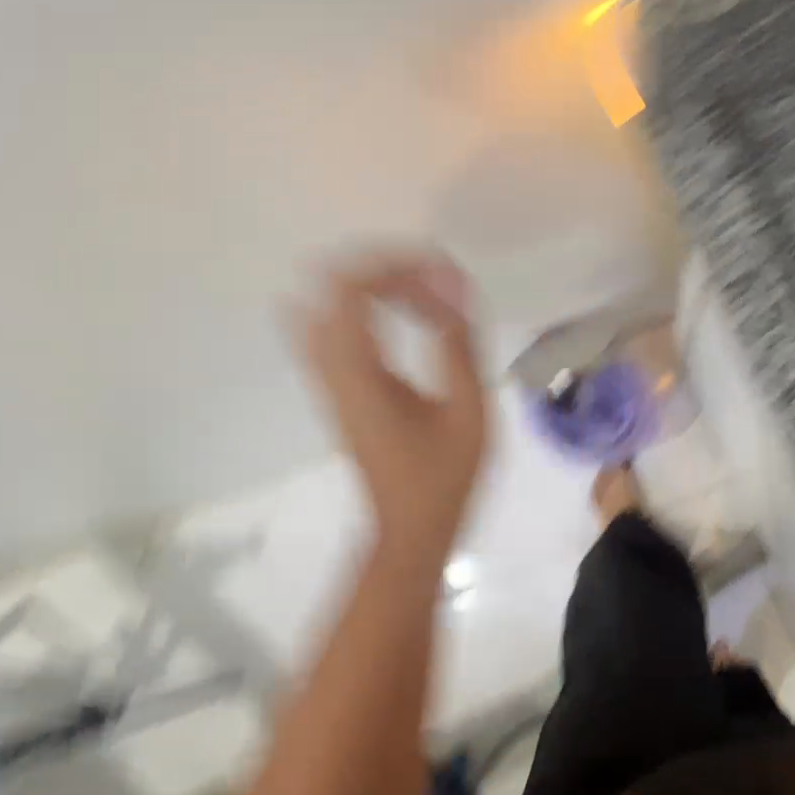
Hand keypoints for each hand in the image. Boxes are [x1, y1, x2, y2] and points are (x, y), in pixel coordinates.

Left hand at [296, 253, 489, 543]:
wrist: (408, 528)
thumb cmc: (444, 477)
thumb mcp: (468, 414)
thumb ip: (459, 348)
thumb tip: (455, 289)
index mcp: (358, 372)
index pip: (352, 287)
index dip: (399, 266)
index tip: (447, 276)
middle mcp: (330, 368)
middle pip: (334, 285)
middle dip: (388, 270)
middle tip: (439, 284)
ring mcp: (326, 379)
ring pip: (328, 303)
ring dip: (376, 287)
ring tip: (425, 296)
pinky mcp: (335, 390)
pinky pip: (331, 328)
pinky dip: (365, 309)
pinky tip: (404, 319)